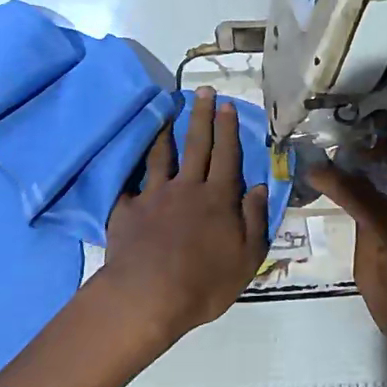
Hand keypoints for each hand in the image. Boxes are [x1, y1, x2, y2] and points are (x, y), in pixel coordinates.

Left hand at [102, 88, 270, 342]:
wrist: (148, 296)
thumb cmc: (204, 283)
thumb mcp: (247, 258)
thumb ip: (255, 220)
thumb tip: (261, 187)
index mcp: (218, 198)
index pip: (227, 155)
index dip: (228, 129)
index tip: (227, 105)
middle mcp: (186, 188)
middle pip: (196, 146)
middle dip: (201, 116)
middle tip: (202, 91)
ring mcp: (154, 196)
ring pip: (161, 156)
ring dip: (166, 133)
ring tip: (167, 113)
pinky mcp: (127, 209)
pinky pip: (129, 183)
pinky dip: (130, 169)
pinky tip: (126, 160)